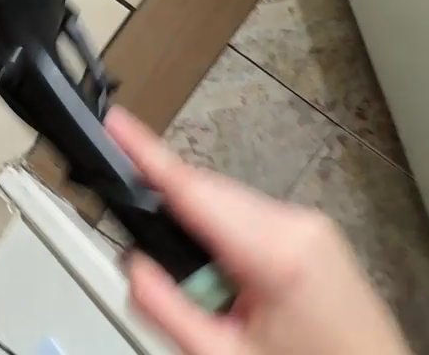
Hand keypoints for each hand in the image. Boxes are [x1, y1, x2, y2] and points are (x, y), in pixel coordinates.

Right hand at [106, 109, 411, 354]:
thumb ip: (166, 307)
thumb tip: (131, 264)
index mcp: (279, 254)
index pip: (190, 187)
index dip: (144, 150)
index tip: (114, 122)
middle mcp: (299, 227)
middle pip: (203, 192)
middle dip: (168, 212)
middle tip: (159, 262)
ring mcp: (312, 228)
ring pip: (221, 200)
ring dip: (196, 226)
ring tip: (209, 291)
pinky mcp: (314, 235)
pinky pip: (244, 213)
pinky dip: (221, 233)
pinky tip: (230, 279)